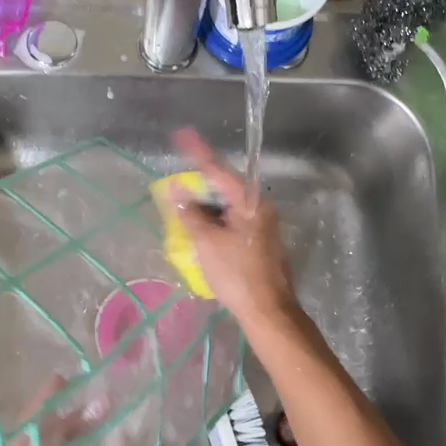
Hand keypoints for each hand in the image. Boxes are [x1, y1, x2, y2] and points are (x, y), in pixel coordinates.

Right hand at [165, 127, 297, 324]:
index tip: (183, 134)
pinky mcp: (261, 245)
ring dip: (207, 211)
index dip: (199, 153)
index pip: (219, 170)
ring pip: (229, 209)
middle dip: (200, 188)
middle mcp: (260, 209)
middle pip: (226, 189)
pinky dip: (216, 225)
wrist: (268, 311)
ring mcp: (263, 227)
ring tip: (185, 217)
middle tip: (178, 189)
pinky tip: (202, 237)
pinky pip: (234, 225)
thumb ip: (191, 213)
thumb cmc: (237, 275)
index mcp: (249, 202)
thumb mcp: (207, 243)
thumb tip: (177, 189)